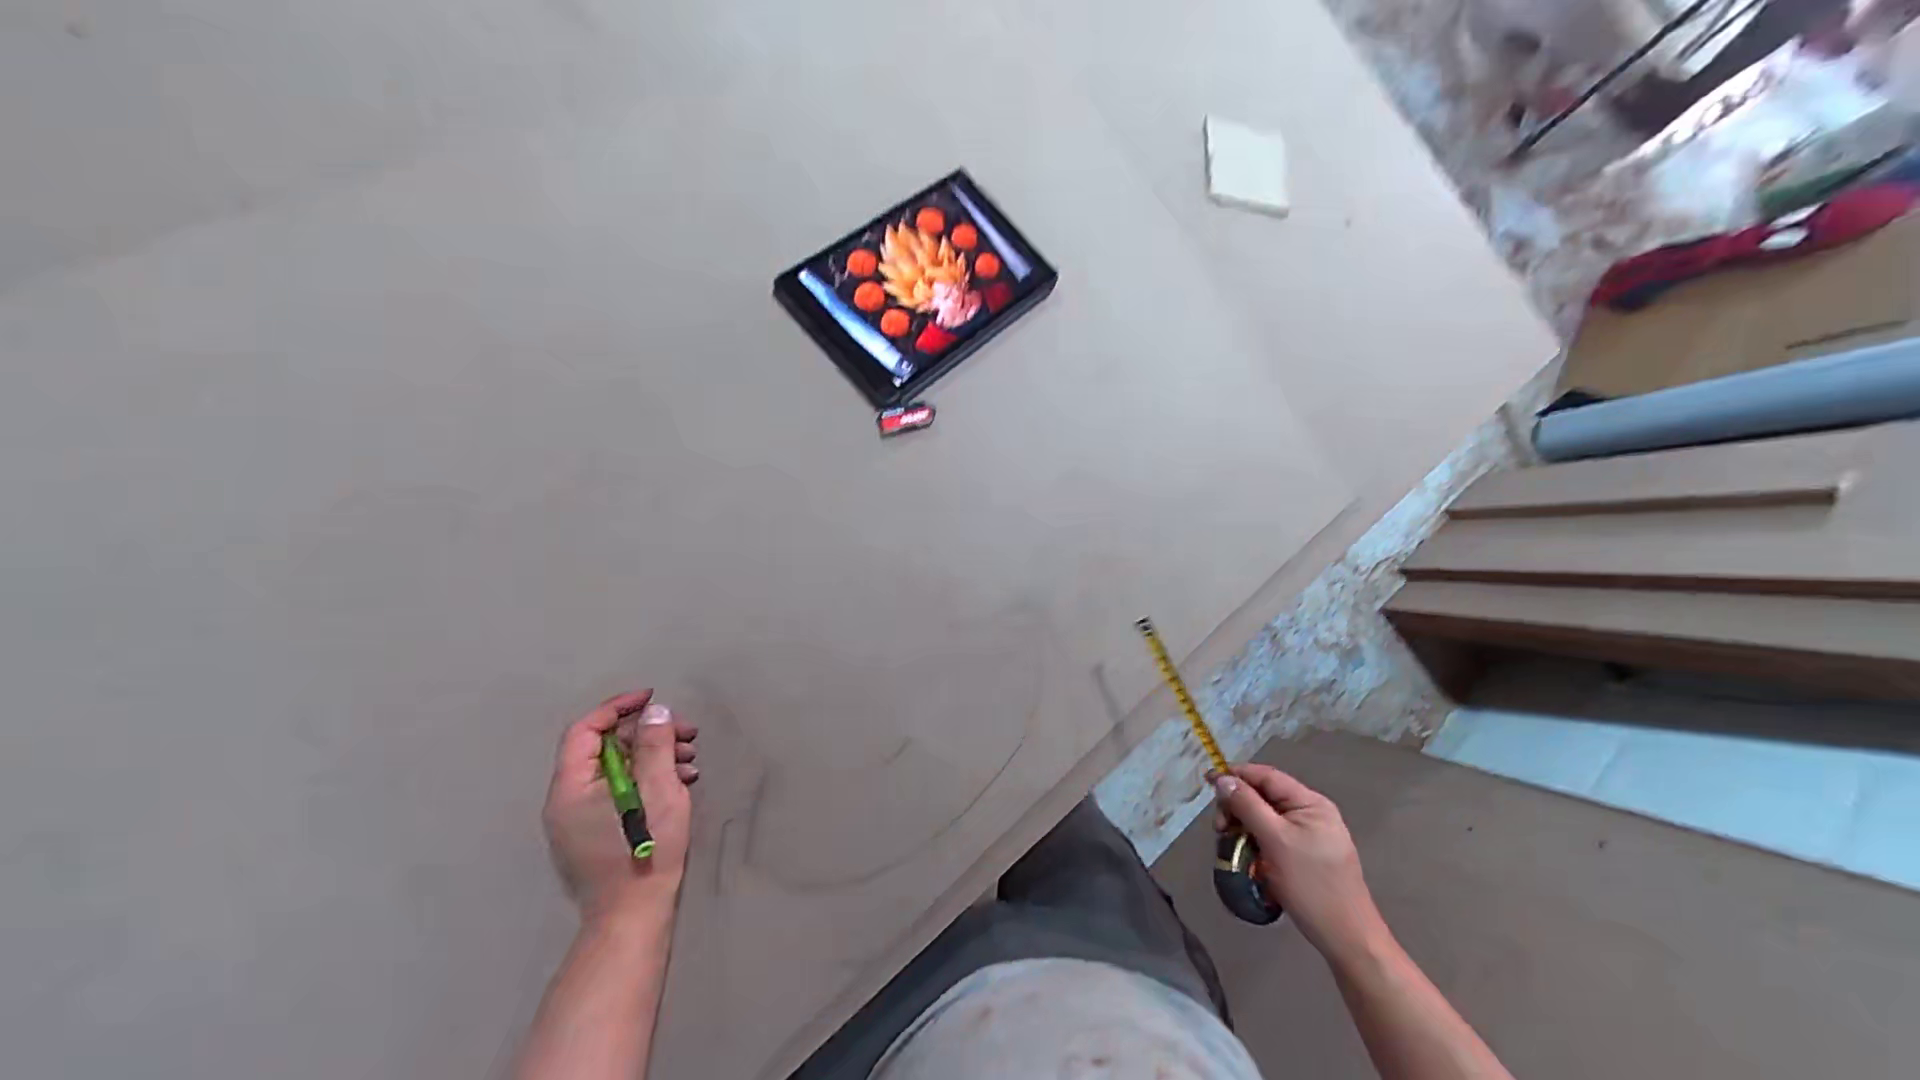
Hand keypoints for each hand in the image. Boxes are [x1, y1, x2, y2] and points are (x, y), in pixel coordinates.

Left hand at [542, 689, 699, 926]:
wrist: (633, 915)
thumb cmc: (644, 849)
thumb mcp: (658, 790)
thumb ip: (655, 745)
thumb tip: (655, 711)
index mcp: (571, 787)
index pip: (586, 730)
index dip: (618, 708)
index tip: (653, 699)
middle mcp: (568, 799)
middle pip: (606, 748)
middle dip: (648, 733)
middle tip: (687, 732)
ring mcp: (581, 818)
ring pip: (618, 768)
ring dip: (655, 755)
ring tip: (691, 758)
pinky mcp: (598, 831)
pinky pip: (622, 790)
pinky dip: (650, 778)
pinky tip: (682, 781)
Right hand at [1212, 764, 1387, 959]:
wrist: (1346, 937)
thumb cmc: (1311, 885)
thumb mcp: (1275, 840)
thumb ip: (1247, 805)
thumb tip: (1222, 779)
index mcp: (1310, 803)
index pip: (1266, 776)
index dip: (1235, 775)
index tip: (1207, 782)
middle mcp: (1311, 813)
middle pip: (1263, 796)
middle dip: (1237, 807)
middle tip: (1219, 828)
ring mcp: (1309, 835)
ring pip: (1265, 818)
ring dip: (1243, 826)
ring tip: (1230, 844)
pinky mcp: (1304, 855)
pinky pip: (1272, 837)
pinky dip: (1255, 841)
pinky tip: (1247, 856)